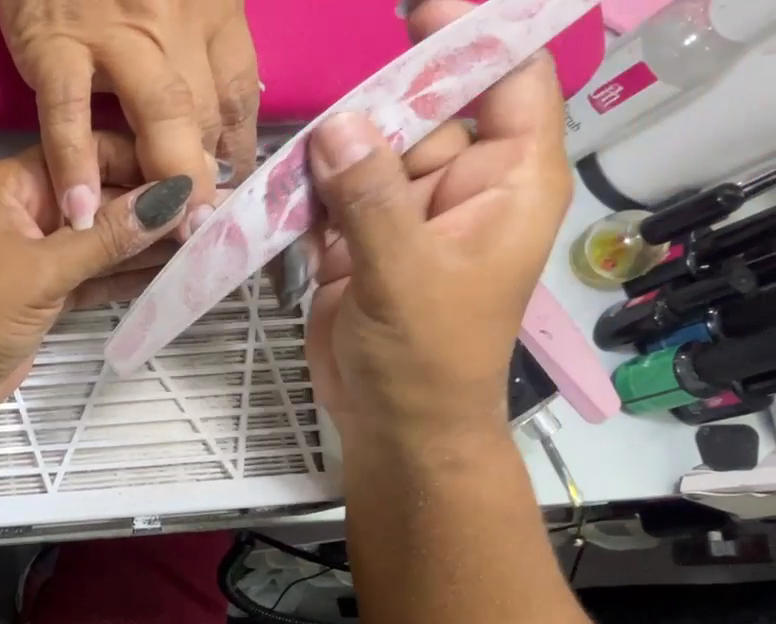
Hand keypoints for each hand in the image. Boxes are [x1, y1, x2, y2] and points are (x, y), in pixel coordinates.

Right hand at [0, 0, 256, 229]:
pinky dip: (75, 164)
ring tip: (166, 237)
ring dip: (165, 178)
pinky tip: (82, 210)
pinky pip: (68, 113)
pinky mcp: (57, 46)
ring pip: (158, 114)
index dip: (241, 149)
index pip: (238, 89)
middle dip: (212, 178)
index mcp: (209, 6)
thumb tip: (213, 106)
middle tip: (207, 235)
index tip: (235, 194)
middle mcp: (176, 21)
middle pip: (207, 111)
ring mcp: (115, 35)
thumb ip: (193, 38)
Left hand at [0, 135, 193, 420]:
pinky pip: (94, 278)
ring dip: (148, 247)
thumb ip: (108, 237)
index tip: (202, 177)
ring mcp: (36, 257)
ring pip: (102, 242)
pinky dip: (126, 278)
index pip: (91, 155)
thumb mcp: (41, 270)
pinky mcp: (43, 297)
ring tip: (209, 243)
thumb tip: (174, 197)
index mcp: (15, 185)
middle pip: (102, 199)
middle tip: (218, 215)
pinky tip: (173, 274)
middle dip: (154, 210)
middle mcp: (27, 212)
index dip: (145, 165)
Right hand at [303, 0, 571, 444]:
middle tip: (315, 133)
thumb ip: (371, 198)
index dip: (471, 42)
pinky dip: (299, 202)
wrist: (393, 425)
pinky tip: (271, 203)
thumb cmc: (427, 356)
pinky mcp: (355, 249)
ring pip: (362, 161)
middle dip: (368, 117)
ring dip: (322, 164)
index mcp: (507, 181)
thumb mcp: (404, 273)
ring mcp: (400, 219)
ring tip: (282, 174)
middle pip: (417, 118)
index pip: (508, 82)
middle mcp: (457, 189)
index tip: (415, 13)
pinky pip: (327, 204)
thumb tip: (337, 126)